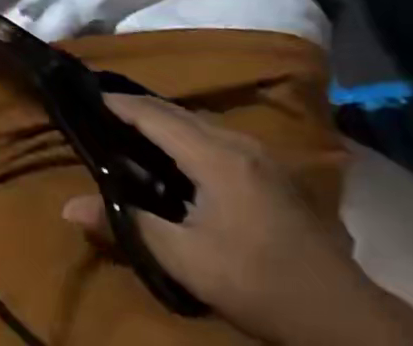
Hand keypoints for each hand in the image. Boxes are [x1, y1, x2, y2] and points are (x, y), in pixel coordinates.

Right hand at [63, 95, 412, 344]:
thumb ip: (129, 226)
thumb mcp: (187, 261)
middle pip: (180, 111)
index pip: (157, 116)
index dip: (122, 104)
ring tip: (136, 132)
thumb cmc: (258, 283)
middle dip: (141, 108)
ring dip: (167, 121)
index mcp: (216, 156)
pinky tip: (182, 157)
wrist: (342, 315)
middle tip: (106, 112)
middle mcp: (239, 142)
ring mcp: (261, 153)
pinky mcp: (273, 169)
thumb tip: (70, 206)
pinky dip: (189, 135)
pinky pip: (218, 136)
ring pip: (201, 123)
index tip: (90, 96)